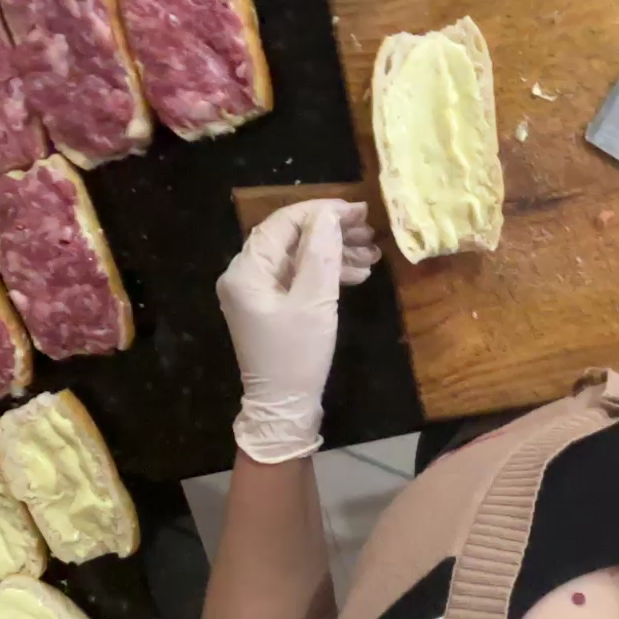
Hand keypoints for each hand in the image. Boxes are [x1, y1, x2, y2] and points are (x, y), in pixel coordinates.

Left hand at [217, 200, 380, 463]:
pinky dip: (326, 274)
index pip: (284, 223)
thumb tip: (329, 215)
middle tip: (370, 231)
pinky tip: (356, 275)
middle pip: (292, 238)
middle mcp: (246, 275)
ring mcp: (258, 292)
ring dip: (334, 253)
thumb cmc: (297, 356)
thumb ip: (321, 253)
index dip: (321, 212)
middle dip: (331, 233)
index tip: (358, 211)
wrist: (284, 407)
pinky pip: (299, 279)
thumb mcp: (314, 302)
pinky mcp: (272, 307)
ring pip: (299, 258)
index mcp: (247, 270)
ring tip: (371, 255)